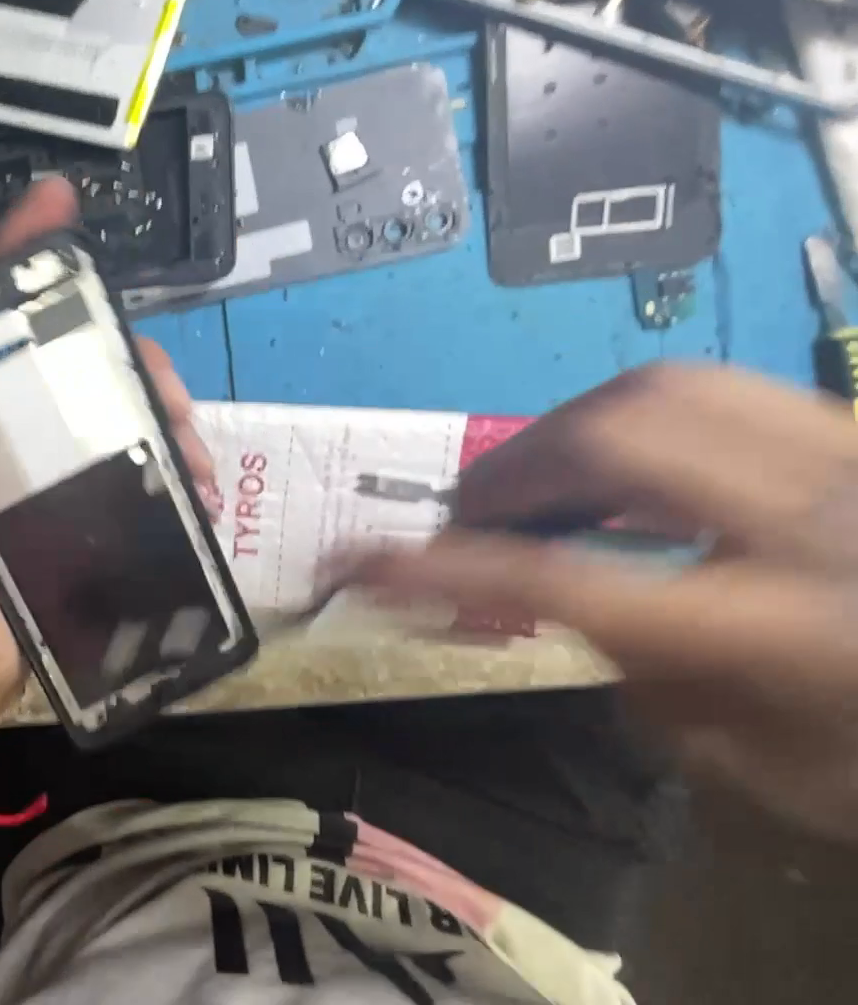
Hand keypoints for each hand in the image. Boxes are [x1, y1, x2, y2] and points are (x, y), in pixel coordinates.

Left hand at [0, 179, 212, 805]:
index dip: (15, 263)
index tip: (52, 205)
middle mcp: (12, 438)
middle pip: (73, 363)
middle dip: (127, 357)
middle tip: (165, 395)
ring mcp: (58, 472)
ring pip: (120, 409)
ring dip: (167, 414)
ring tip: (192, 453)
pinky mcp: (95, 508)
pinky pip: (143, 467)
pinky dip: (177, 465)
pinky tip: (201, 488)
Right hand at [340, 363, 857, 838]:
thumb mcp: (778, 775)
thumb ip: (649, 690)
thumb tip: (563, 611)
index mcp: (805, 634)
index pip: (579, 585)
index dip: (451, 568)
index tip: (357, 560)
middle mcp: (831, 522)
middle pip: (618, 436)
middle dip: (509, 475)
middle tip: (473, 521)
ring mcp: (857, 457)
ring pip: (658, 390)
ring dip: (559, 439)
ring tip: (540, 490)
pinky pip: (712, 393)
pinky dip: (628, 427)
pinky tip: (624, 477)